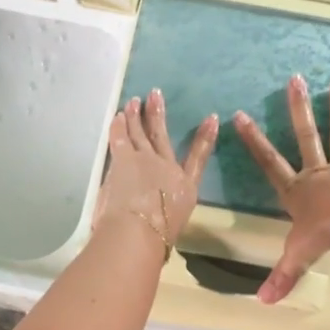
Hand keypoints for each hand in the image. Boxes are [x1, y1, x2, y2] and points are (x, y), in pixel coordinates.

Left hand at [96, 89, 217, 254]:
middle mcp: (165, 166)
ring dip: (135, 115)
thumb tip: (163, 215)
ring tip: (133, 101)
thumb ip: (169, 213)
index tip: (211, 119)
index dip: (205, 138)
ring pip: (138, 132)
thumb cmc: (158, 235)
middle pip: (161, 135)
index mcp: (183, 184)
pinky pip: (120, 137)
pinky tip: (118, 116)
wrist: (137, 231)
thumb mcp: (173, 224)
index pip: (198, 157)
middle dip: (158, 113)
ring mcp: (143, 160)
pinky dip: (119, 125)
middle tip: (155, 94)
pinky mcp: (122, 160)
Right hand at [232, 75, 329, 302]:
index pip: (269, 163)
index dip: (254, 141)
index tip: (240, 115)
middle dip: (298, 109)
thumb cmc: (325, 234)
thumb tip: (263, 302)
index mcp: (297, 191)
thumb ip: (282, 276)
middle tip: (295, 80)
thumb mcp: (298, 254)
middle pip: (305, 137)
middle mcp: (319, 174)